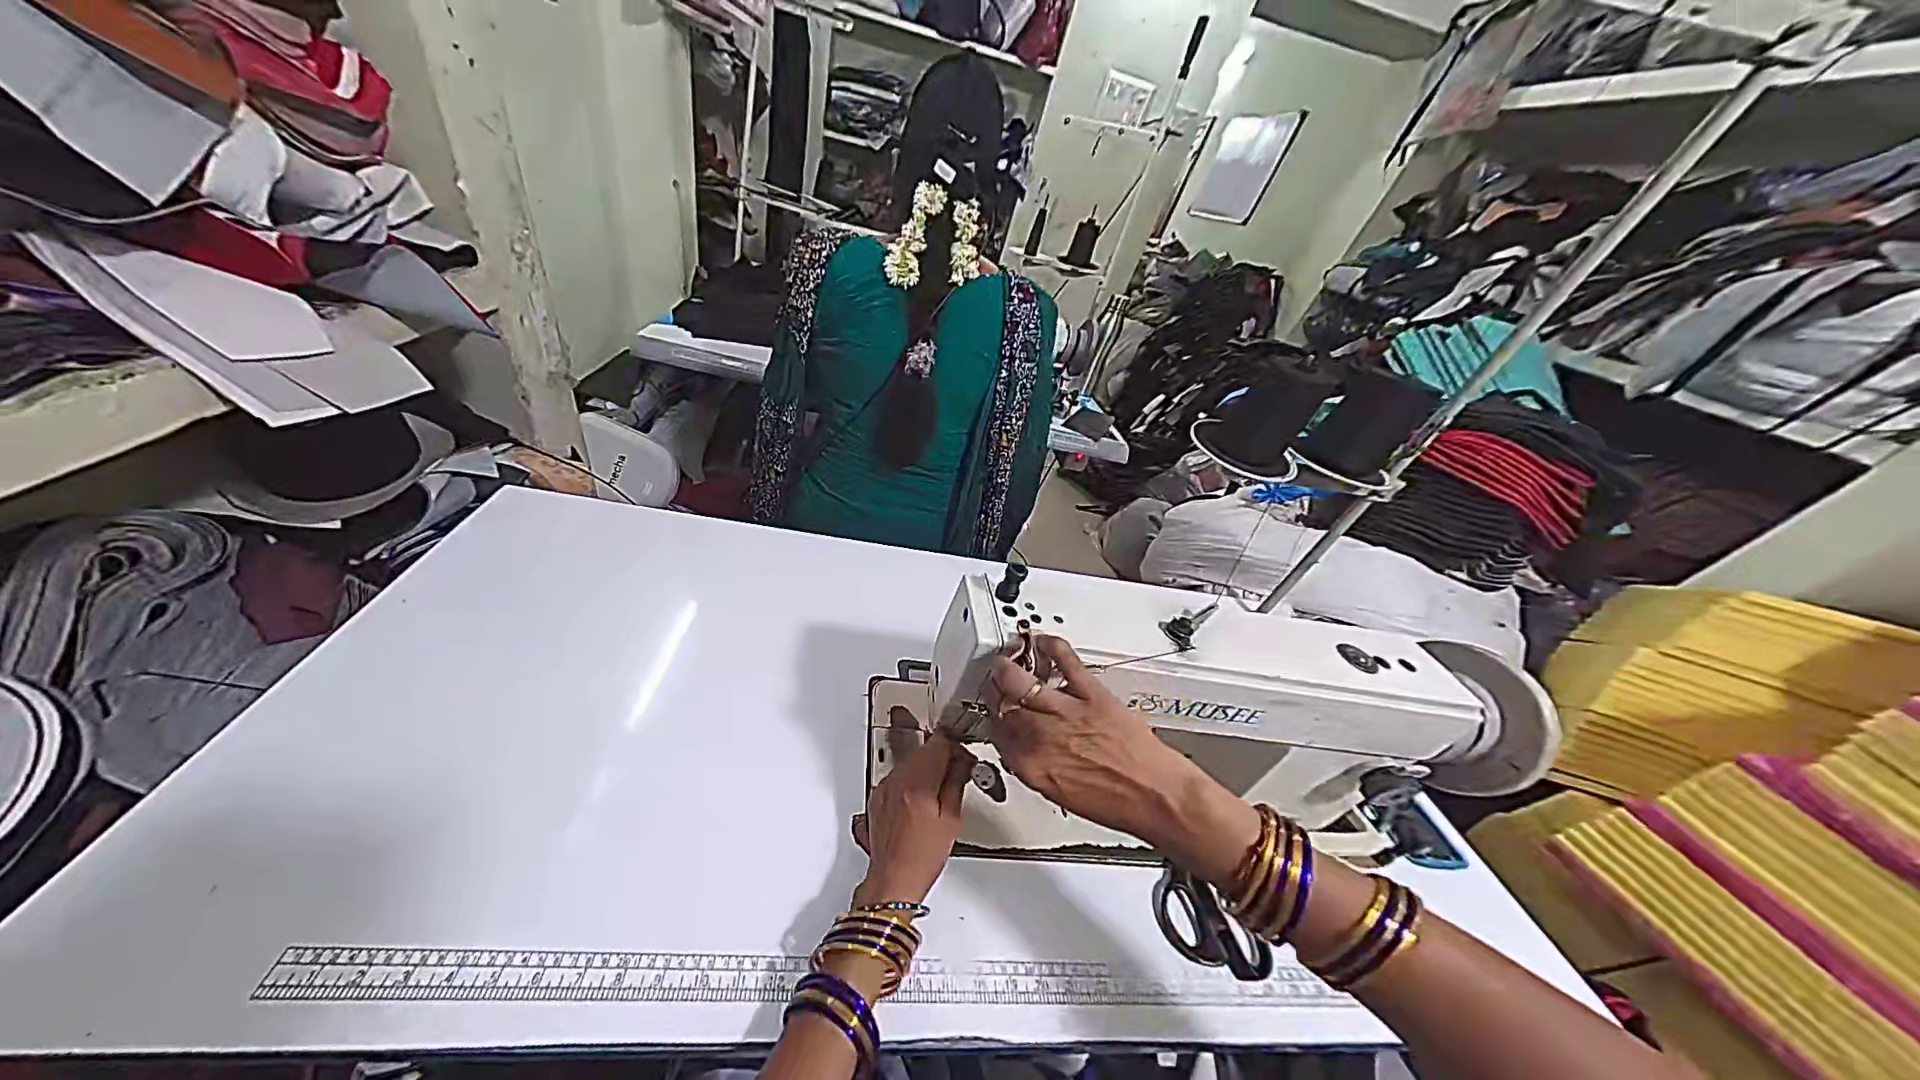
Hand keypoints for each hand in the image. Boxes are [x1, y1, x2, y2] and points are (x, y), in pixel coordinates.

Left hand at [851, 730, 975, 904]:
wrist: (893, 880)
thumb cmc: (922, 858)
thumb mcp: (952, 820)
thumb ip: (957, 783)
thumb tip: (963, 761)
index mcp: (917, 786)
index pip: (938, 744)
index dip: (955, 746)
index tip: (963, 754)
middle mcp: (896, 782)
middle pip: (923, 750)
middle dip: (942, 756)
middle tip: (957, 771)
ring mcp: (884, 788)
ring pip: (910, 761)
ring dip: (926, 767)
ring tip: (939, 789)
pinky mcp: (878, 796)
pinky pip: (898, 775)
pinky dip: (912, 779)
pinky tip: (922, 799)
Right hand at [986, 636, 1247, 861]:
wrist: (1157, 796)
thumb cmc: (1117, 801)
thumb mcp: (1061, 794)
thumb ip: (1036, 766)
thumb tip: (1024, 749)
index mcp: (1032, 766)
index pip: (996, 734)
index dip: (993, 720)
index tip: (996, 713)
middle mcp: (1042, 736)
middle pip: (1002, 704)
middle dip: (995, 692)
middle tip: (997, 685)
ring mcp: (1065, 712)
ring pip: (1018, 679)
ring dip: (1007, 668)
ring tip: (1008, 662)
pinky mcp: (1091, 693)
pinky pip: (1064, 660)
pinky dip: (1051, 646)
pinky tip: (1043, 642)